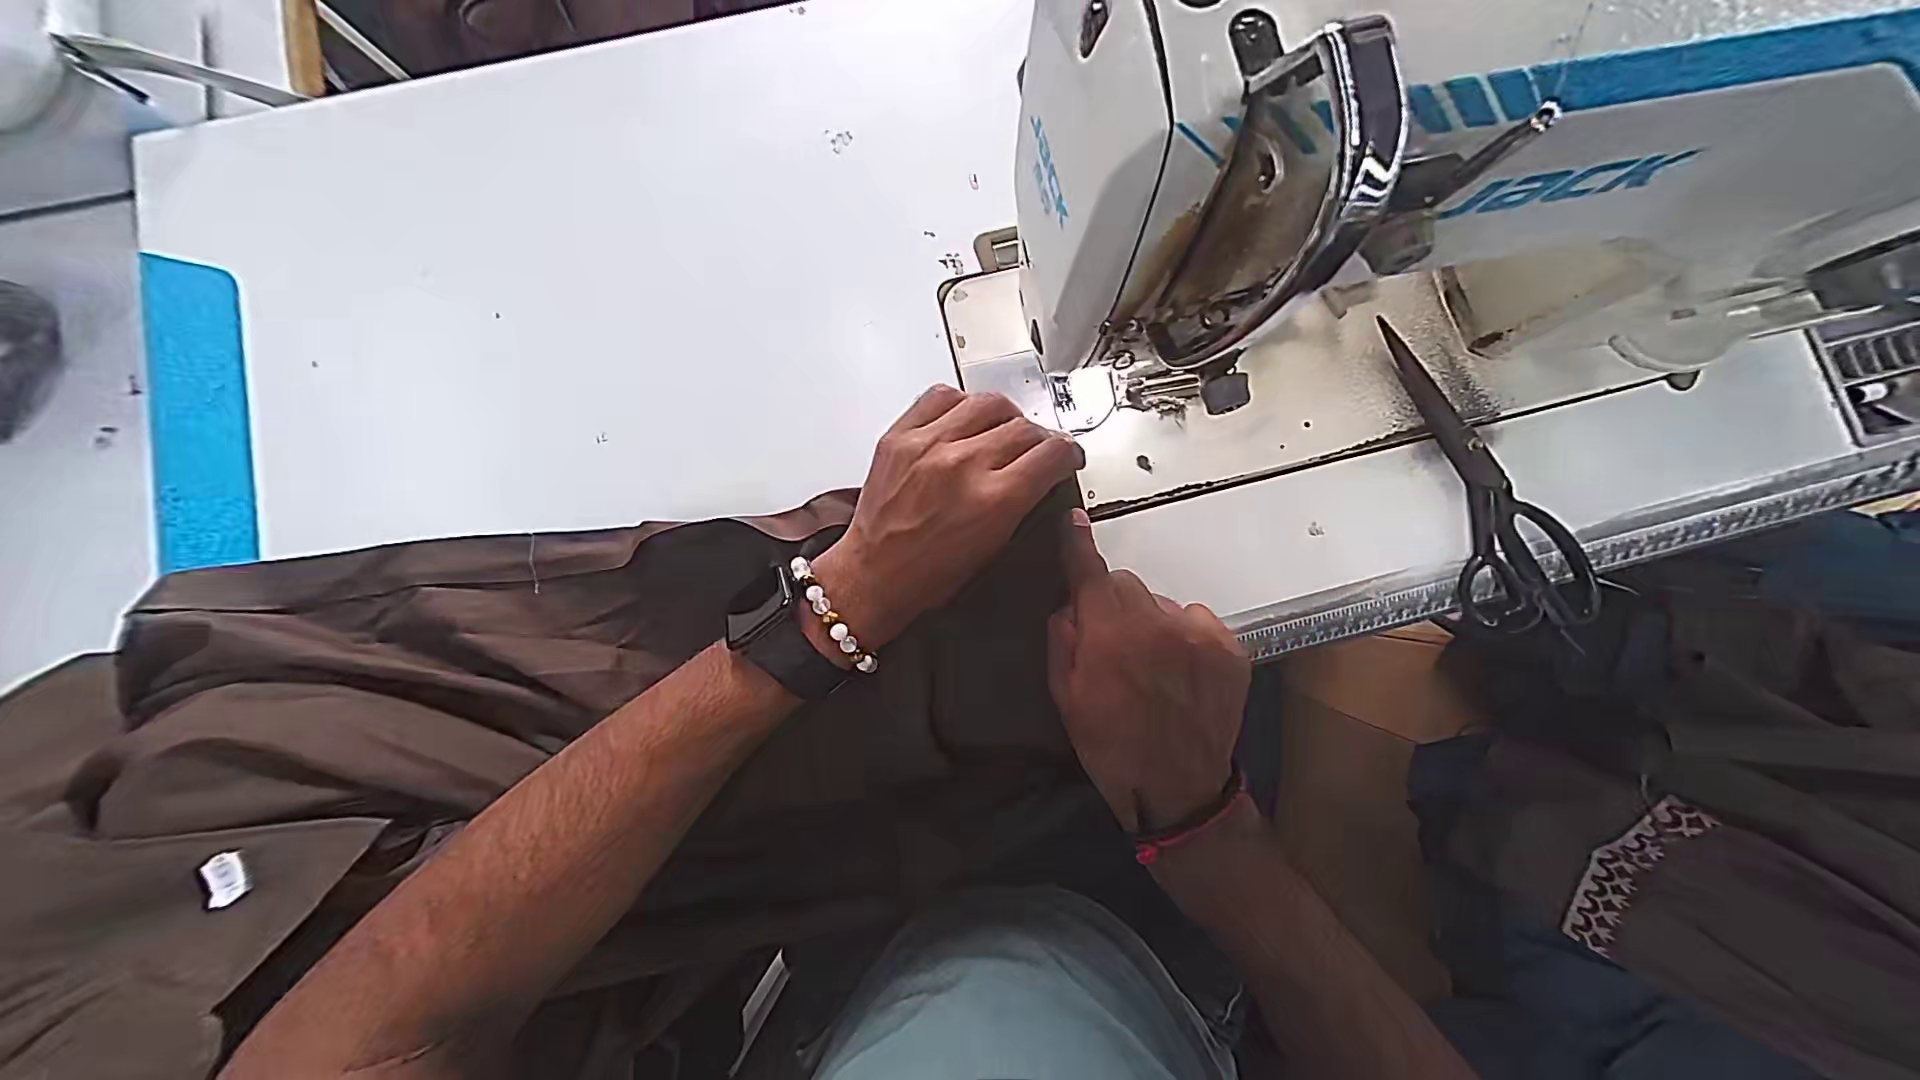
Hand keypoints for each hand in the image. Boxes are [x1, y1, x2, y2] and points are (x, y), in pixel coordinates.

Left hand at [809, 385, 1082, 654]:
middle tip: (1037, 448)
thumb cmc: (926, 575)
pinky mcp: (900, 436)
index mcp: (994, 499)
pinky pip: (941, 396)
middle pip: (1025, 426)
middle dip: (1040, 439)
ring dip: (1006, 416)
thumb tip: (1040, 474)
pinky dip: (961, 403)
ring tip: (1003, 430)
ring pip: (988, 402)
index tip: (1067, 455)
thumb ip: (1022, 503)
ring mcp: (929, 445)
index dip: (1069, 453)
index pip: (1052, 453)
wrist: (874, 574)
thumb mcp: (994, 547)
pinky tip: (964, 418)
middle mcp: (963, 465)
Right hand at [1047, 509, 1250, 832]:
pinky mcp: (1229, 646)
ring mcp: (1198, 633)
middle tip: (1114, 645)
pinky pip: (1195, 619)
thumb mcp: (1066, 697)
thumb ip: (1062, 640)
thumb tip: (1069, 604)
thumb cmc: (1112, 746)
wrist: (1179, 789)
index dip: (1077, 544)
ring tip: (1152, 667)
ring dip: (1149, 621)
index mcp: (1109, 634)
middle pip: (1125, 583)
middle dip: (1113, 603)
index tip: (1074, 519)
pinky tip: (1180, 671)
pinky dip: (1183, 635)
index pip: (1090, 572)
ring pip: (1159, 602)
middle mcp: (1156, 622)